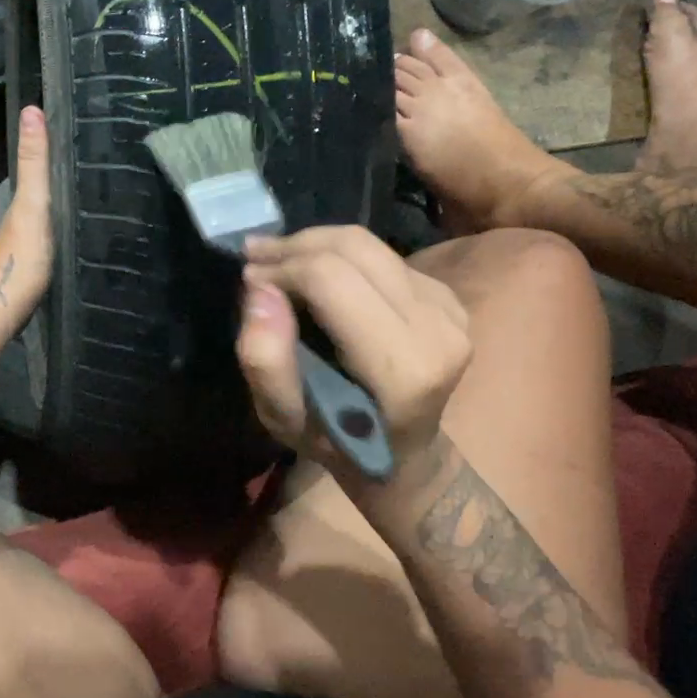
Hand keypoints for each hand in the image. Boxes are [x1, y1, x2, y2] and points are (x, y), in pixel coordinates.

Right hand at [236, 226, 471, 475]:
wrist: (402, 454)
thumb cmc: (336, 441)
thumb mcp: (284, 419)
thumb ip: (266, 362)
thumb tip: (258, 291)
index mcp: (402, 368)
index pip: (331, 279)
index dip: (281, 269)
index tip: (247, 281)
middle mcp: (437, 330)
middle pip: (352, 248)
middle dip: (293, 246)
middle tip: (253, 260)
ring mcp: (449, 310)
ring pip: (366, 243)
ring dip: (313, 245)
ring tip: (275, 262)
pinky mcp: (448, 297)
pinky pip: (382, 255)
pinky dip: (338, 257)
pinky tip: (313, 277)